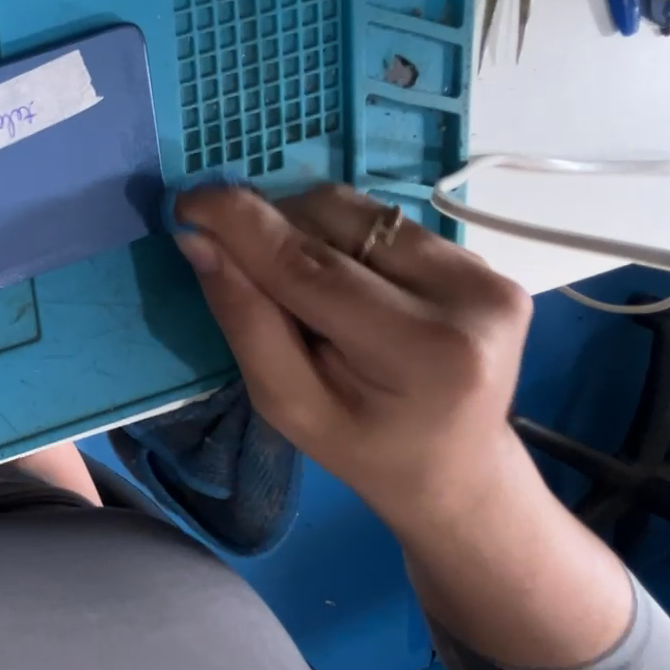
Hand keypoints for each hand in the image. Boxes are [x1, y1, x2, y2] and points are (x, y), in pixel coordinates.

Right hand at [171, 183, 534, 525]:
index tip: (184, 201)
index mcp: (419, 349)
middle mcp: (467, 296)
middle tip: (233, 262)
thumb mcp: (284, 402)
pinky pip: (378, 218)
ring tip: (289, 278)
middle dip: (264, 227)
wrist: (459, 468)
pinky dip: (333, 234)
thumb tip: (198, 241)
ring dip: (298, 226)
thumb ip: (244, 319)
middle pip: (329, 220)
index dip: (238, 224)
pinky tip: (333, 277)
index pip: (306, 265)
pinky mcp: (484, 259)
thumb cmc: (362, 448)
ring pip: (351, 207)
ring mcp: (485, 271)